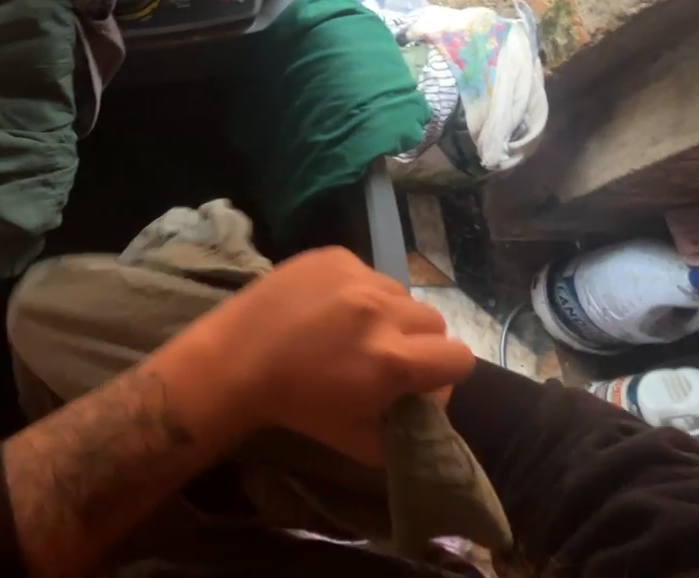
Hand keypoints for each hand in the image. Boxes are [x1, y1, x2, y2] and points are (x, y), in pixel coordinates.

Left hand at [163, 247, 475, 464]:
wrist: (239, 357)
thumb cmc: (300, 405)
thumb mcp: (364, 441)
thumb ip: (414, 431)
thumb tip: (435, 409)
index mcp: (394, 360)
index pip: (460, 357)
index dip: (444, 371)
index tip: (421, 377)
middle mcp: (381, 311)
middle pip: (434, 321)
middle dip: (419, 340)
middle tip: (386, 352)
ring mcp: (356, 276)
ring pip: (401, 293)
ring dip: (389, 311)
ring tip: (354, 327)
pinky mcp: (333, 256)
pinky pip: (367, 271)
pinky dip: (359, 288)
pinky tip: (330, 306)